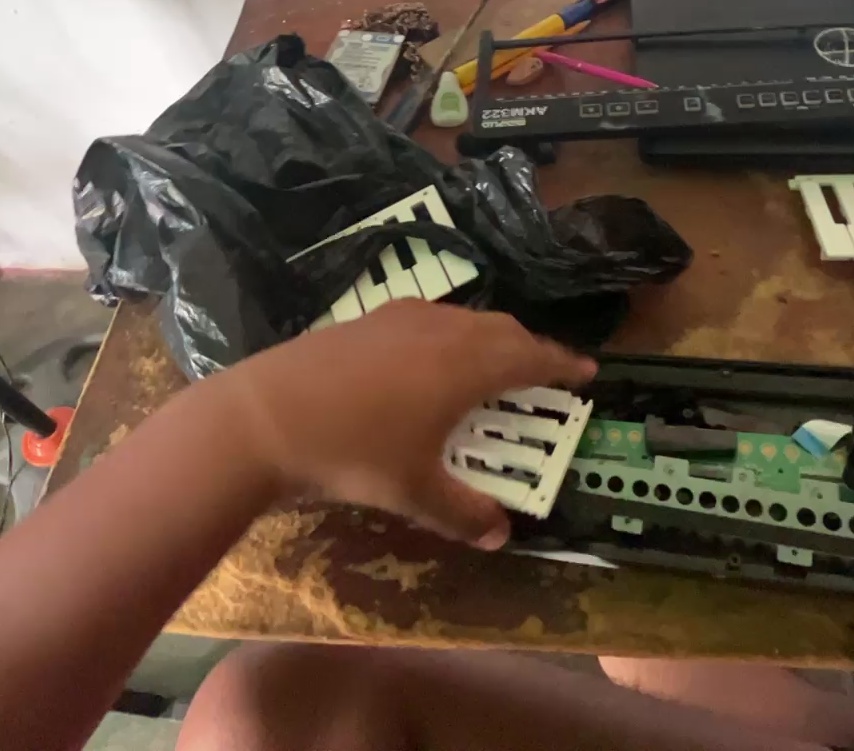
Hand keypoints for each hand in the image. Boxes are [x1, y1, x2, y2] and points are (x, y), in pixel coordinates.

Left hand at [205, 300, 596, 548]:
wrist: (265, 415)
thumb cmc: (353, 452)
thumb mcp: (414, 492)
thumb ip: (463, 513)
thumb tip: (500, 536)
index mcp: (466, 365)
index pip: (531, 358)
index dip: (563, 364)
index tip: (588, 369)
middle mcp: (443, 330)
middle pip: (502, 330)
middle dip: (530, 348)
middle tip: (544, 370)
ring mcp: (402, 318)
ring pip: (465, 318)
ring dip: (490, 336)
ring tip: (492, 360)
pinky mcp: (369, 318)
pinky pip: (430, 317)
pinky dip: (452, 331)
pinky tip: (431, 351)